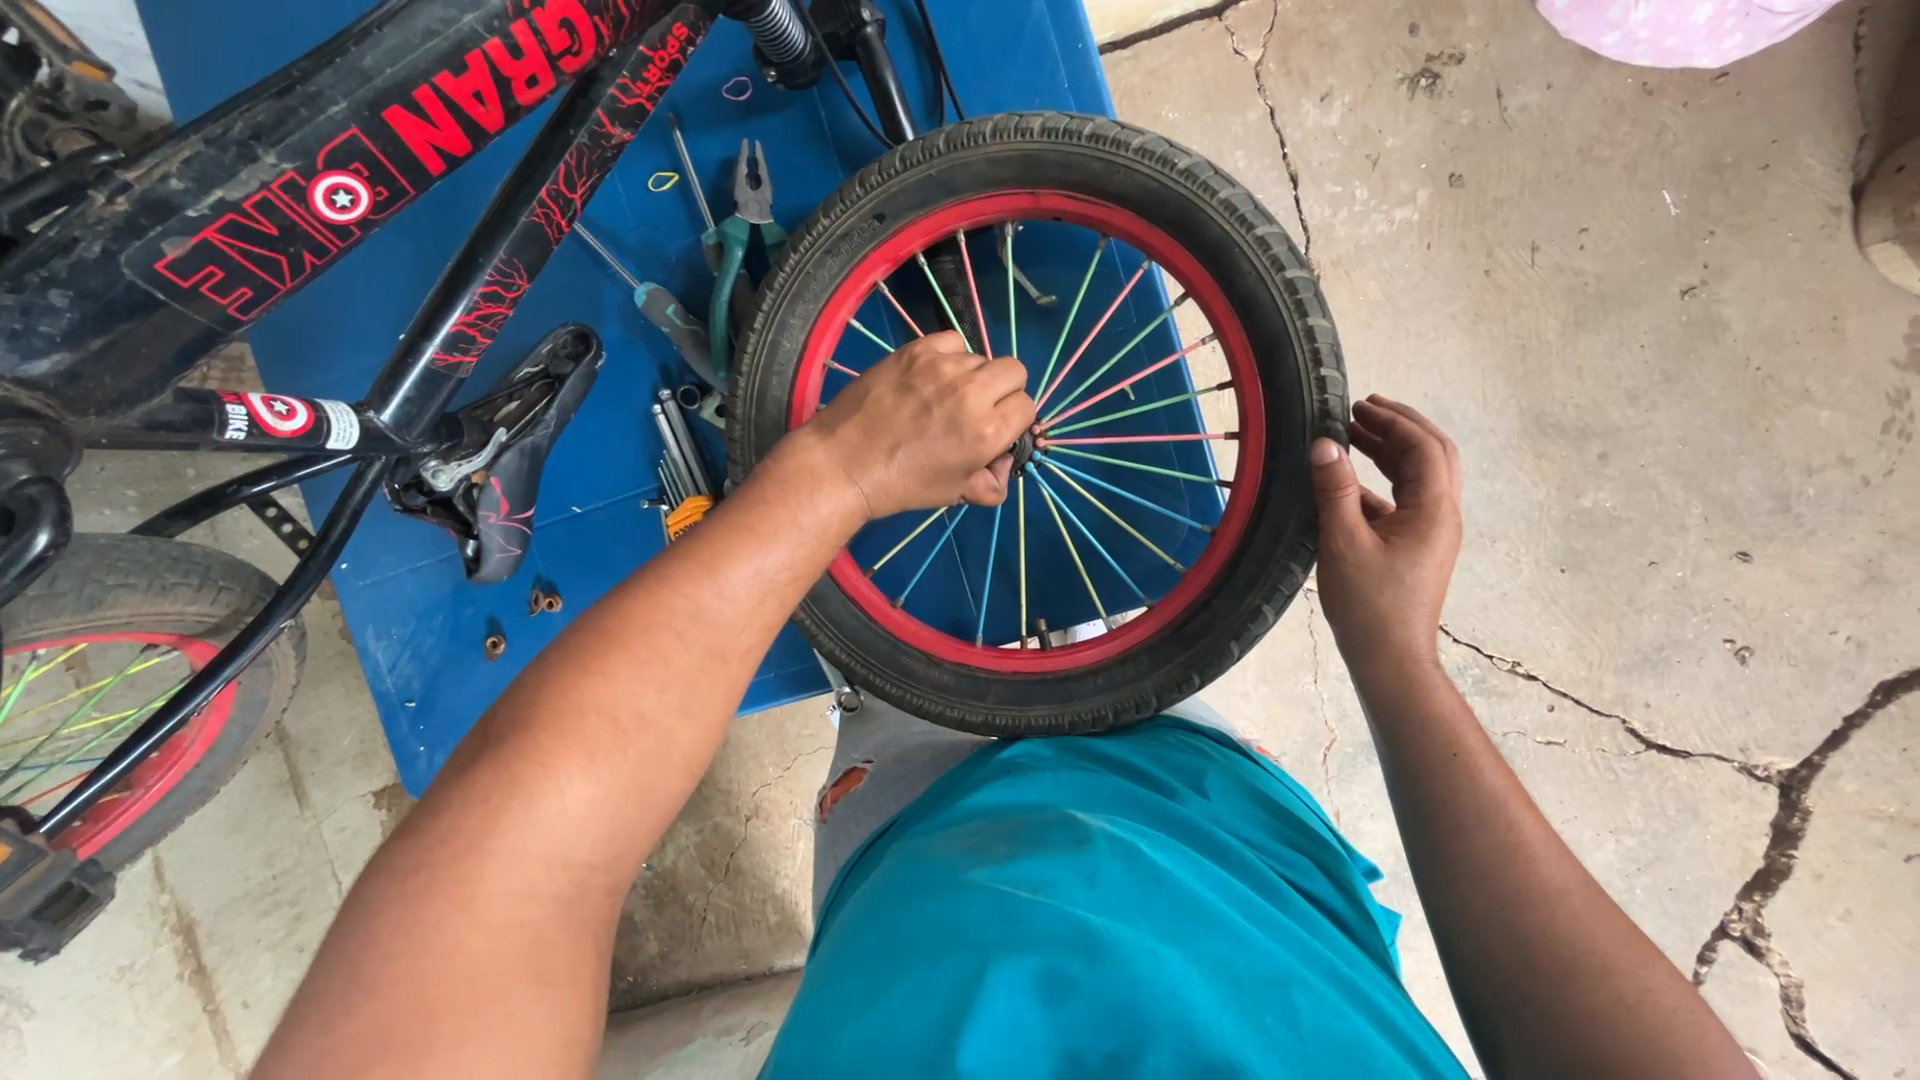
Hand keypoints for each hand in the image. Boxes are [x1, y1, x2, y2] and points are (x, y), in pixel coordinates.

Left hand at [790, 331, 1035, 519]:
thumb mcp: (955, 493)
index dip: (1014, 420)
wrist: (845, 463)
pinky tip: (931, 376)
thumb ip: (993, 482)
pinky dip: (950, 355)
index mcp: (988, 431)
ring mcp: (943, 366)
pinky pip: (952, 340)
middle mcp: (972, 392)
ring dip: (974, 375)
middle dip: (1005, 390)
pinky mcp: (916, 350)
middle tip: (979, 408)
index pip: (1027, 407)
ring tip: (946, 395)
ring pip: (981, 357)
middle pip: (1014, 371)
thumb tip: (1003, 462)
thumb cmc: (902, 484)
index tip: (996, 429)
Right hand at [1310, 396, 1463, 675]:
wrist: (1389, 657)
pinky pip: (1404, 502)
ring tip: (1353, 437)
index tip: (1359, 404)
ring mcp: (1431, 533)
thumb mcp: (1343, 542)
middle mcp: (1441, 515)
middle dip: (1400, 428)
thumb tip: (1324, 444)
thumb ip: (1335, 490)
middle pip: (1433, 456)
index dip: (1394, 420)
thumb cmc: (1369, 603)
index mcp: (1433, 510)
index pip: (1423, 448)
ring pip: (1420, 478)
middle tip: (1363, 410)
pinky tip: (1345, 484)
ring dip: (1390, 453)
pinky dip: (1380, 483)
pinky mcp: (1415, 548)